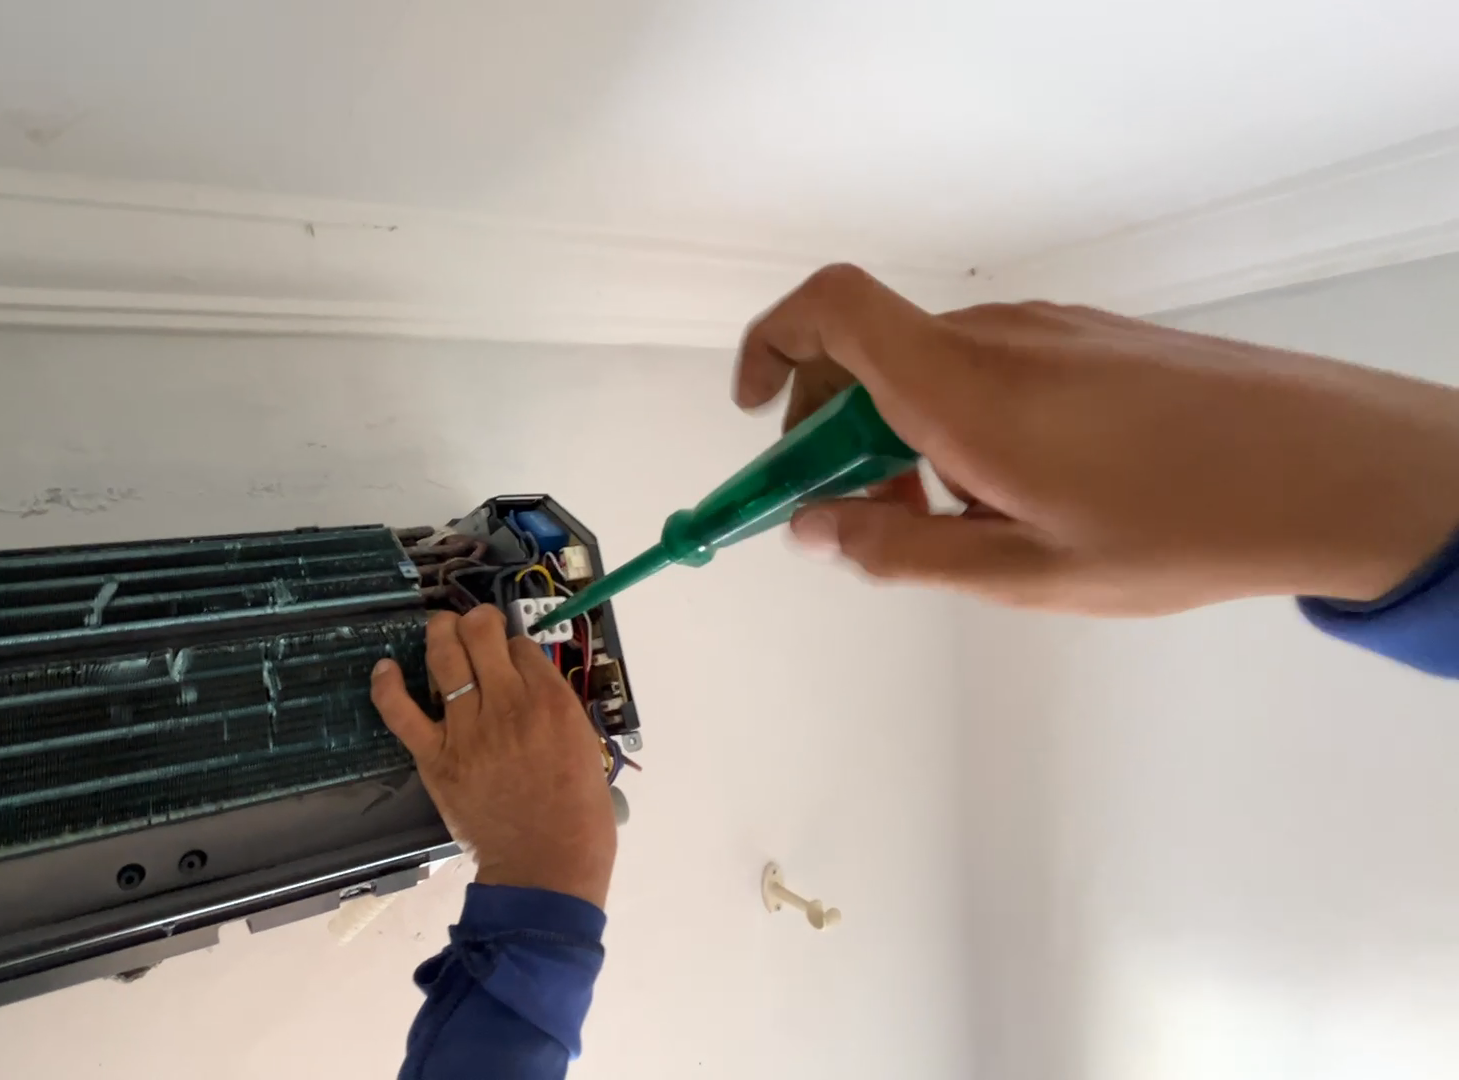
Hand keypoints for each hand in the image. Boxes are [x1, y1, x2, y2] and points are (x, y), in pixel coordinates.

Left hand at [370, 606, 615, 909]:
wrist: (545, 866)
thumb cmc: (577, 810)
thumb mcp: (583, 742)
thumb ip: (554, 703)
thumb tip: (525, 674)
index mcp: (550, 701)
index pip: (521, 644)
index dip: (514, 646)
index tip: (511, 659)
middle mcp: (507, 705)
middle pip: (480, 632)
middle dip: (477, 621)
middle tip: (475, 629)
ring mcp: (467, 730)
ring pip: (444, 656)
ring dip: (440, 632)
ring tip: (441, 628)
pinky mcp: (436, 757)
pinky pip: (402, 712)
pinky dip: (388, 685)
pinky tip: (385, 667)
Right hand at [735, 264, 1458, 613]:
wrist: (1362, 473)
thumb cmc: (1181, 528)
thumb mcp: (1016, 570)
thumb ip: (895, 549)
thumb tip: (809, 529)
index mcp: (961, 389)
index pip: (830, 308)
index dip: (768, 344)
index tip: (753, 411)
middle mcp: (989, 338)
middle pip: (858, 353)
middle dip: (825, 430)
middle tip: (853, 511)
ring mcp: (1038, 331)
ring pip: (914, 369)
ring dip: (889, 436)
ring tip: (944, 513)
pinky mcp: (1077, 338)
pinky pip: (972, 367)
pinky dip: (942, 421)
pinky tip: (1000, 484)